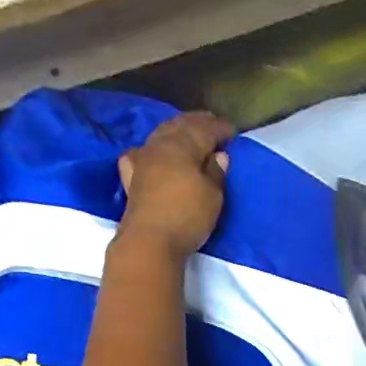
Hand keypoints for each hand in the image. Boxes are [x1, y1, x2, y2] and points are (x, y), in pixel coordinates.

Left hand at [116, 111, 233, 257]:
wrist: (149, 243)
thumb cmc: (186, 216)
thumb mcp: (212, 196)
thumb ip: (215, 173)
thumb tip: (218, 156)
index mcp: (183, 145)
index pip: (205, 129)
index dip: (220, 128)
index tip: (233, 132)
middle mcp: (160, 146)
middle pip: (180, 126)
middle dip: (197, 122)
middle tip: (211, 123)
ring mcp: (143, 161)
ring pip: (159, 136)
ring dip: (175, 131)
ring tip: (186, 133)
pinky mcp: (132, 180)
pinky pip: (139, 156)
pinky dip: (148, 151)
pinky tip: (148, 153)